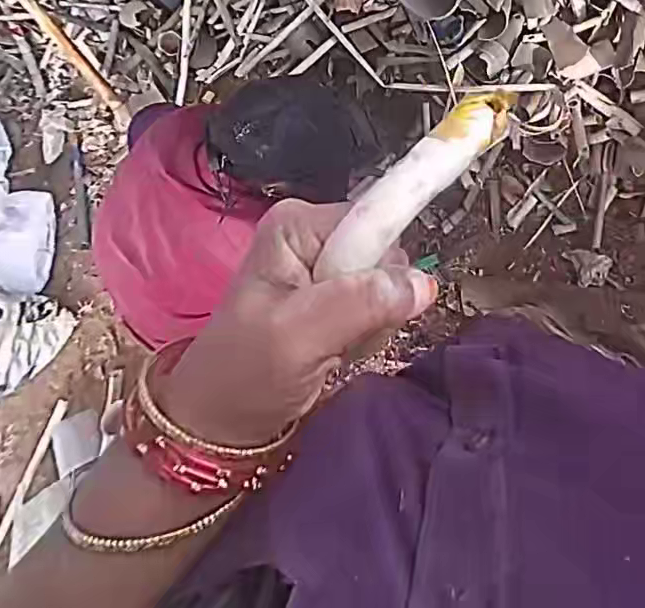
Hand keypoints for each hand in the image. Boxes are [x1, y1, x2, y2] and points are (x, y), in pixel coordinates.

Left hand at [156, 199, 435, 443]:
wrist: (222, 424)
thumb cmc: (244, 376)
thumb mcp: (296, 337)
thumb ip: (359, 302)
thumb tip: (423, 284)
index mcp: (298, 223)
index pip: (374, 221)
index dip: (382, 263)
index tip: (368, 305)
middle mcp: (316, 232)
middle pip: (387, 250)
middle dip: (379, 297)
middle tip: (345, 332)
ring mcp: (329, 261)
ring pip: (391, 279)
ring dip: (377, 318)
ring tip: (339, 344)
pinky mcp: (340, 289)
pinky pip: (385, 300)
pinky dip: (374, 329)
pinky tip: (345, 346)